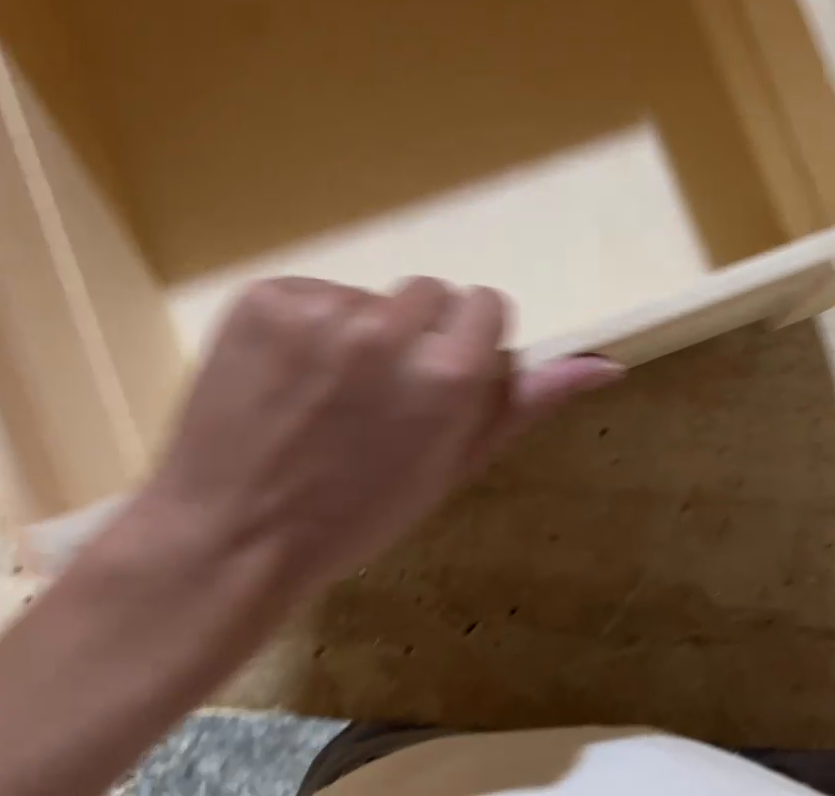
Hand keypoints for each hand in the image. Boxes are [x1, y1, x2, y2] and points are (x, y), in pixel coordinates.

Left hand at [138, 276, 623, 595]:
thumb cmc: (357, 513)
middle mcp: (392, 331)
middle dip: (416, 333)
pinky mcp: (264, 301)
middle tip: (374, 394)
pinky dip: (302, 327)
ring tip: (322, 391)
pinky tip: (280, 377)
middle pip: (432, 293)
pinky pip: (310, 292)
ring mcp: (321, 312)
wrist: (225, 542)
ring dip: (357, 329)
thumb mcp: (458, 464)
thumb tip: (610, 365)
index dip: (464, 345)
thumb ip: (529, 402)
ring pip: (370, 294)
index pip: (488, 305)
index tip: (433, 383)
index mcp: (449, 374)